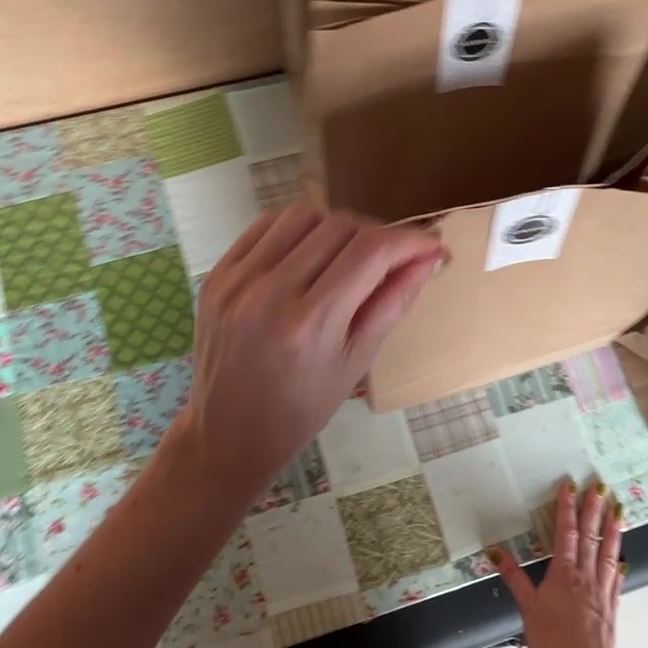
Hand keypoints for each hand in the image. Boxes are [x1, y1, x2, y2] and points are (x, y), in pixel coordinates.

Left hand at [183, 205, 443, 490]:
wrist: (228, 433)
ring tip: (347, 255)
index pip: (370, 253)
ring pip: (303, 215)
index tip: (430, 243)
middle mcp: (269, 293)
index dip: (408, 239)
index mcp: (310, 325)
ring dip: (337, 227)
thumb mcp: (356, 363)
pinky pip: (266, 225)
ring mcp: (236, 280)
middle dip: (377, 234)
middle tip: (391, 257)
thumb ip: (393, 303)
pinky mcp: (217, 274)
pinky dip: (297, 229)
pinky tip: (309, 252)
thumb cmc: (301, 410)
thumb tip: (429, 256)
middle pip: (340, 227)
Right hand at [492, 481, 624, 647]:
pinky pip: (617, 580)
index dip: (568, 508)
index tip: (570, 486)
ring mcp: (602, 593)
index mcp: (564, 575)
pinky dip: (619, 565)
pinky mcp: (612, 609)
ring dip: (613, 530)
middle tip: (599, 486)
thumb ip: (514, 578)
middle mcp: (586, 578)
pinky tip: (622, 559)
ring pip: (609, 553)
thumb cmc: (552, 646)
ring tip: (619, 509)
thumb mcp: (527, 610)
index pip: (566, 533)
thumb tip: (495, 552)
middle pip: (591, 537)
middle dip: (594, 509)